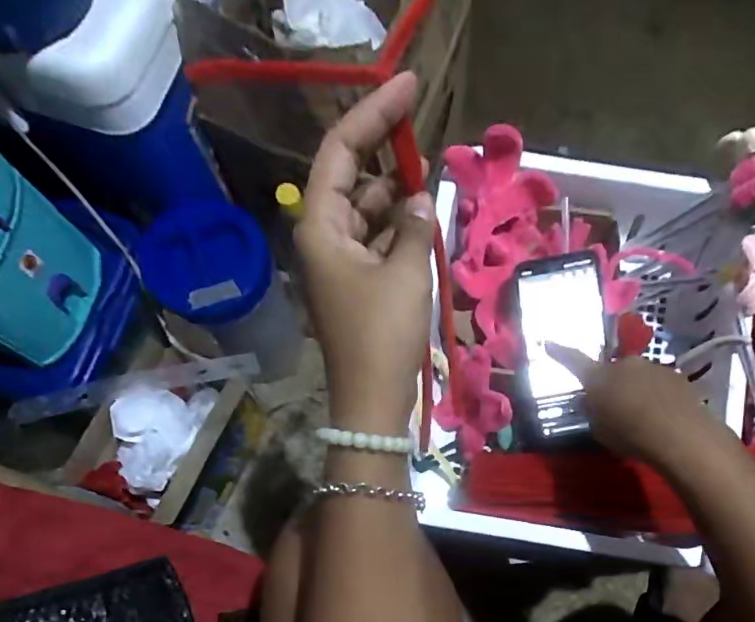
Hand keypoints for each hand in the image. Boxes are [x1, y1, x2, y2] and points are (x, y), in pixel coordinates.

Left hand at [296, 72, 435, 431]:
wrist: (373, 402)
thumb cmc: (383, 336)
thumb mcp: (407, 274)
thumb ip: (416, 228)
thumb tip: (422, 201)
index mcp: (320, 226)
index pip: (341, 150)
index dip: (374, 114)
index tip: (408, 85)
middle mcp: (322, 238)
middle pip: (352, 181)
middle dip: (389, 163)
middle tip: (428, 147)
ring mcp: (338, 265)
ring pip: (368, 215)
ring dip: (399, 202)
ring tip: (434, 193)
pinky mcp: (355, 288)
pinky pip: (376, 245)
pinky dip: (399, 234)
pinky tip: (426, 229)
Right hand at [543, 343, 736, 469]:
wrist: (680, 434)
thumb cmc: (631, 436)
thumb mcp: (600, 431)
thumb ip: (594, 412)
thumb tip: (594, 403)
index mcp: (599, 378)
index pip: (574, 361)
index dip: (560, 353)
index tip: (548, 342)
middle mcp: (624, 364)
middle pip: (612, 370)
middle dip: (612, 384)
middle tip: (616, 407)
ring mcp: (652, 366)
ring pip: (637, 376)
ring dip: (636, 390)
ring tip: (643, 416)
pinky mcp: (675, 375)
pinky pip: (658, 383)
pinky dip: (656, 395)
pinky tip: (663, 415)